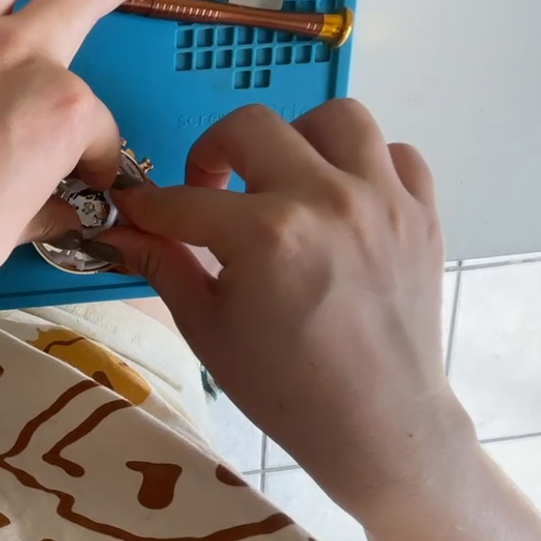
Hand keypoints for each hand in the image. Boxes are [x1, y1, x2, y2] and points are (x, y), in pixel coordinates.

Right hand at [108, 101, 474, 517]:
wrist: (374, 423)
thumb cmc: (278, 385)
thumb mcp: (204, 327)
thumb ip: (162, 264)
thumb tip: (118, 233)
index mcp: (264, 234)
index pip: (182, 200)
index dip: (143, 205)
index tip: (130, 209)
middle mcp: (326, 198)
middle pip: (251, 127)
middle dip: (209, 152)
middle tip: (204, 192)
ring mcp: (384, 199)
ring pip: (335, 117)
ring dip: (291, 141)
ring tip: (278, 182)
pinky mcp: (422, 212)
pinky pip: (393, 152)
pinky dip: (359, 164)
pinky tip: (335, 201)